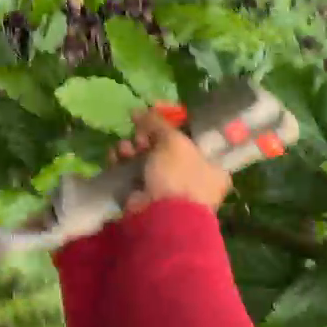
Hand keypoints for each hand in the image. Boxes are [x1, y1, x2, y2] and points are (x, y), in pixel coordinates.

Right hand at [115, 106, 230, 214]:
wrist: (162, 215)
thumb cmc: (179, 176)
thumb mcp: (174, 141)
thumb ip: (158, 123)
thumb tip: (139, 110)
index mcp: (212, 167)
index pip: (191, 141)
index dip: (172, 128)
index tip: (153, 120)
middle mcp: (192, 178)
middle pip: (164, 148)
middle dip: (146, 139)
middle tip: (139, 136)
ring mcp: (167, 188)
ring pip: (144, 159)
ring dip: (131, 149)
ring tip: (124, 148)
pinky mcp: (144, 194)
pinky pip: (130, 171)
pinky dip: (121, 162)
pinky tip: (115, 156)